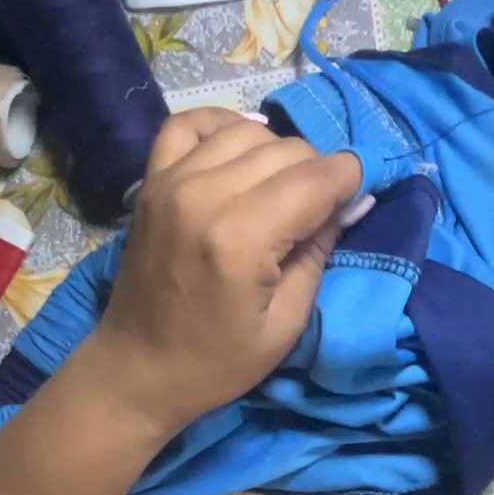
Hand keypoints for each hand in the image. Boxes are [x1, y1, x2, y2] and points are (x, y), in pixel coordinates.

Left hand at [83, 108, 362, 438]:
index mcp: (241, 239)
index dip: (349, 180)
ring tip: (281, 189)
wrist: (138, 370)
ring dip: (276, 152)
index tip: (355, 198)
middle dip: (316, 171)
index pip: (316, 178)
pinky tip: (239, 150)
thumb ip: (318, 254)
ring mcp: (171, 182)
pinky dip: (222, 127)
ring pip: (246, 132)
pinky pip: (189, 124)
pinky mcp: (151, 183)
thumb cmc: (216, 363)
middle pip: (286, 149)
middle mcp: (204, 195)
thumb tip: (346, 203)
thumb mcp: (285, 325)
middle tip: (318, 209)